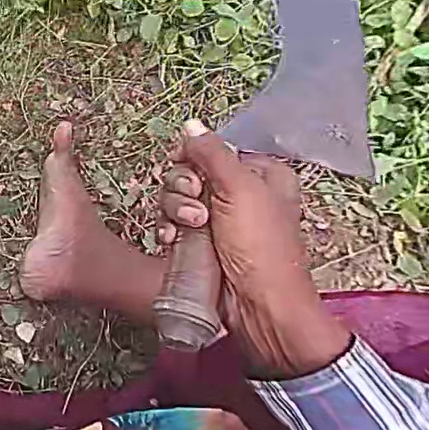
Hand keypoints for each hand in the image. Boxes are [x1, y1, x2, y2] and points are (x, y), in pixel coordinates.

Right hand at [158, 122, 350, 377]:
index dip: (193, 158)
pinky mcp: (198, 241)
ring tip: (189, 229)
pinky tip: (173, 240)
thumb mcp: (240, 189)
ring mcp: (216, 219)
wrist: (255, 305)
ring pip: (175, 197)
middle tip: (197, 208)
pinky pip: (170, 222)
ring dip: (174, 210)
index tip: (188, 171)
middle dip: (183, 188)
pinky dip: (168, 229)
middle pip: (188, 172)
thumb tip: (190, 125)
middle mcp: (238, 193)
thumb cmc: (259, 246)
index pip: (213, 149)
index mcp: (260, 173)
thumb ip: (212, 153)